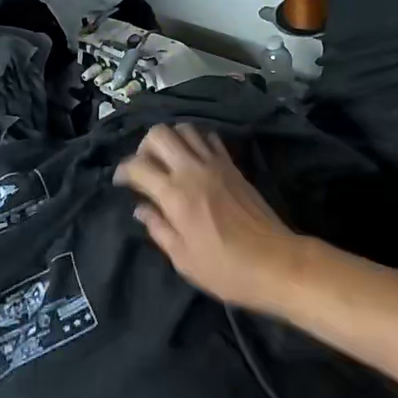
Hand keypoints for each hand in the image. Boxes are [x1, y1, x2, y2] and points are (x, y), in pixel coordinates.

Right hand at [114, 123, 307, 311]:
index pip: (138, 165)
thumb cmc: (225, 268)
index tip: (121, 183)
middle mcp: (193, 170)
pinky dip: (196, 142)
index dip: (123, 170)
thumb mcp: (182, 259)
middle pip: (160, 133)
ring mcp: (216, 163)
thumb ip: (158, 228)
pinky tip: (194, 161)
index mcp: (175, 194)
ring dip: (171, 140)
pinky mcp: (233, 165)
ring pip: (185, 129)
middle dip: (145, 146)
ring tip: (169, 162)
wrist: (275, 262)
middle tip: (145, 168)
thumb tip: (141, 208)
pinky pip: (209, 138)